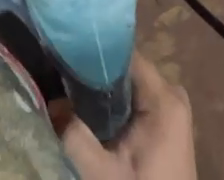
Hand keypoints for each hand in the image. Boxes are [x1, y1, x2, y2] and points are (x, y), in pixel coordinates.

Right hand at [61, 56, 196, 179]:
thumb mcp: (102, 172)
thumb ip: (74, 137)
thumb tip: (51, 103)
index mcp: (164, 97)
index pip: (125, 57)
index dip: (95, 54)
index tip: (66, 55)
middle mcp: (173, 94)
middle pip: (127, 70)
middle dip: (96, 74)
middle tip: (63, 78)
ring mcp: (172, 107)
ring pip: (130, 84)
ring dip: (103, 90)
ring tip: (71, 92)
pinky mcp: (168, 122)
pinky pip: (137, 99)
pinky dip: (115, 104)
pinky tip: (92, 111)